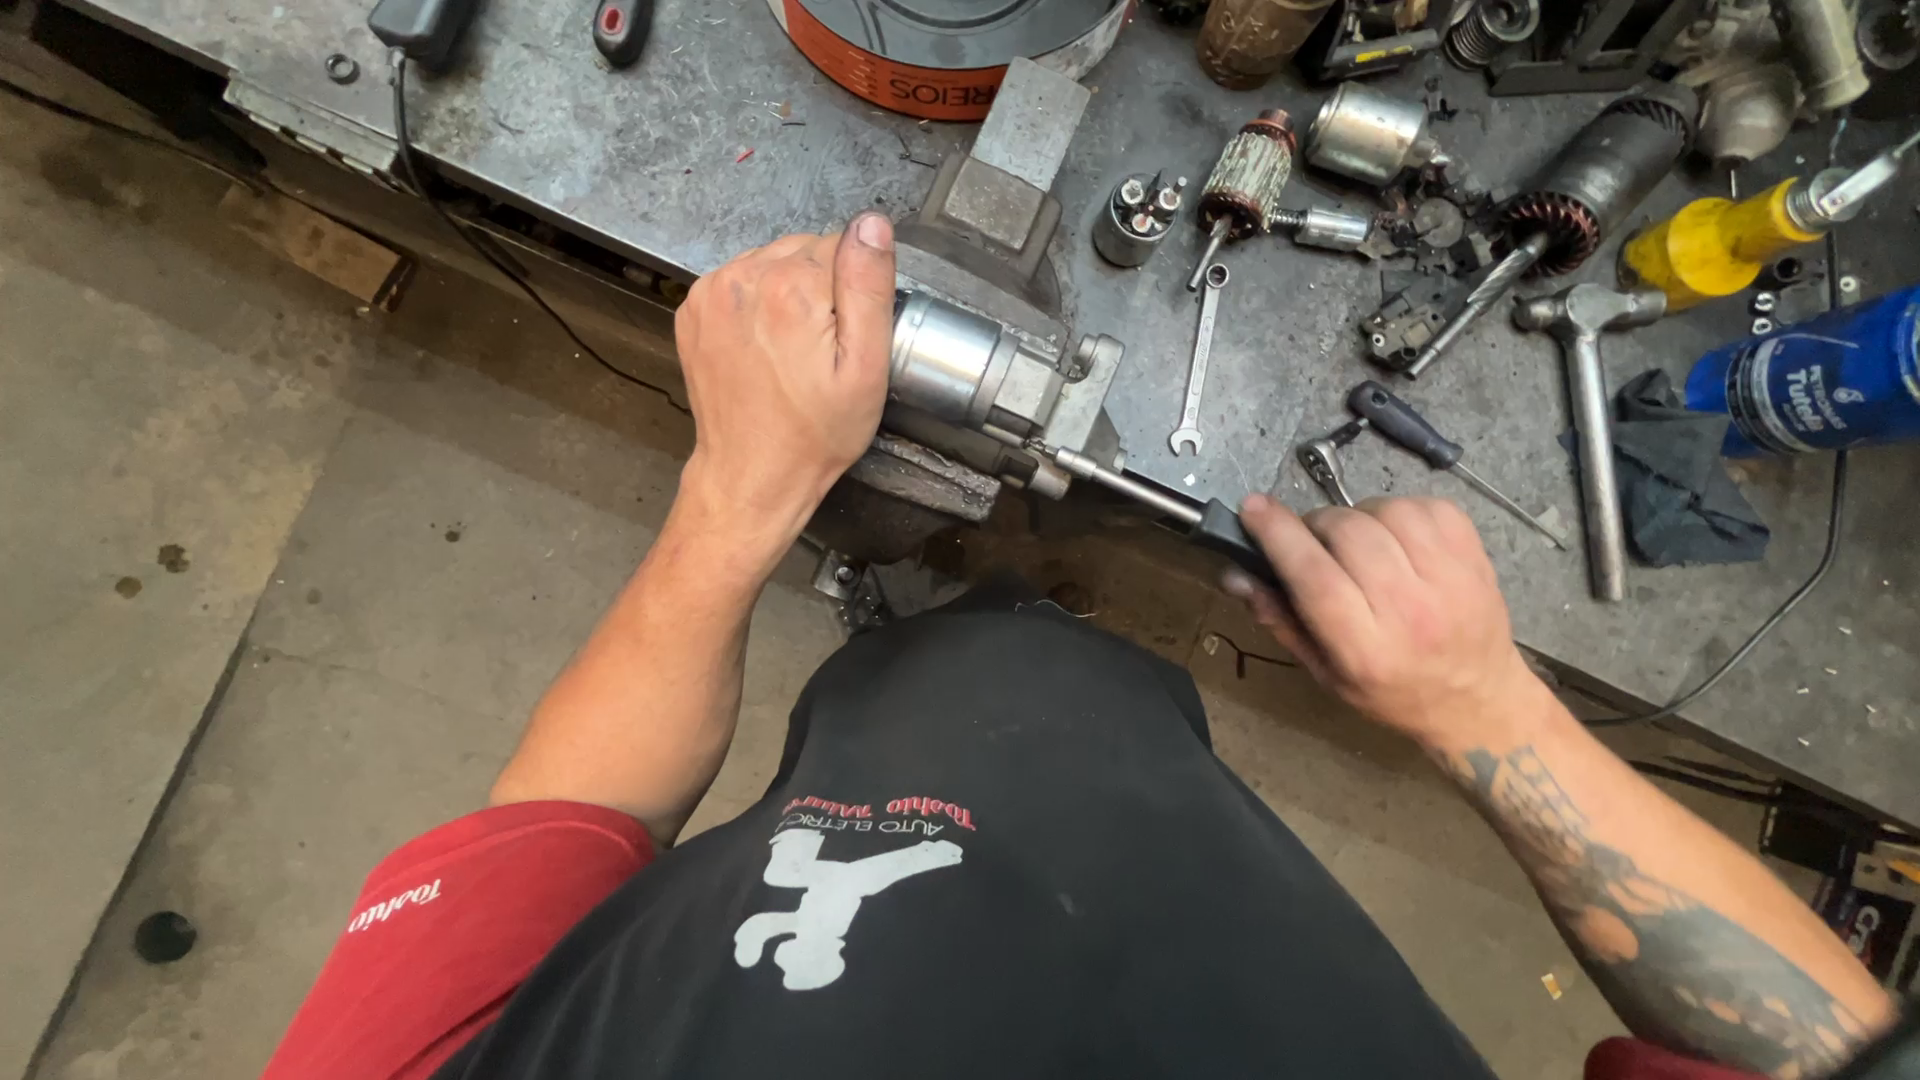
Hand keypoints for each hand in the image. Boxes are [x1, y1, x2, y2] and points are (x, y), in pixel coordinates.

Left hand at [671, 213, 895, 552]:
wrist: (753, 473)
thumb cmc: (813, 434)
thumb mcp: (866, 369)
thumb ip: (869, 288)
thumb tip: (871, 226)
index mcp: (792, 289)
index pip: (843, 245)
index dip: (855, 291)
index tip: (847, 336)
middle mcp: (744, 278)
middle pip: (804, 249)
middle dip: (822, 288)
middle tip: (824, 348)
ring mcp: (712, 293)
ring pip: (771, 261)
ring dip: (789, 292)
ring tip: (794, 350)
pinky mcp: (695, 310)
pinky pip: (740, 281)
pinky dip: (758, 303)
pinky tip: (767, 346)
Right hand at [1223, 494, 1548, 751]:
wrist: (1479, 700)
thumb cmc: (1390, 691)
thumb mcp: (1322, 671)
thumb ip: (1278, 619)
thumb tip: (1234, 573)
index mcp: (1365, 648)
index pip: (1314, 575)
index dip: (1278, 534)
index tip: (1252, 508)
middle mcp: (1411, 610)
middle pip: (1348, 533)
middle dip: (1315, 524)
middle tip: (1311, 541)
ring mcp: (1450, 579)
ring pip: (1385, 511)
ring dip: (1356, 515)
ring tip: (1355, 540)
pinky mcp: (1474, 556)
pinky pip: (1425, 506)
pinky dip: (1397, 510)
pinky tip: (1393, 535)